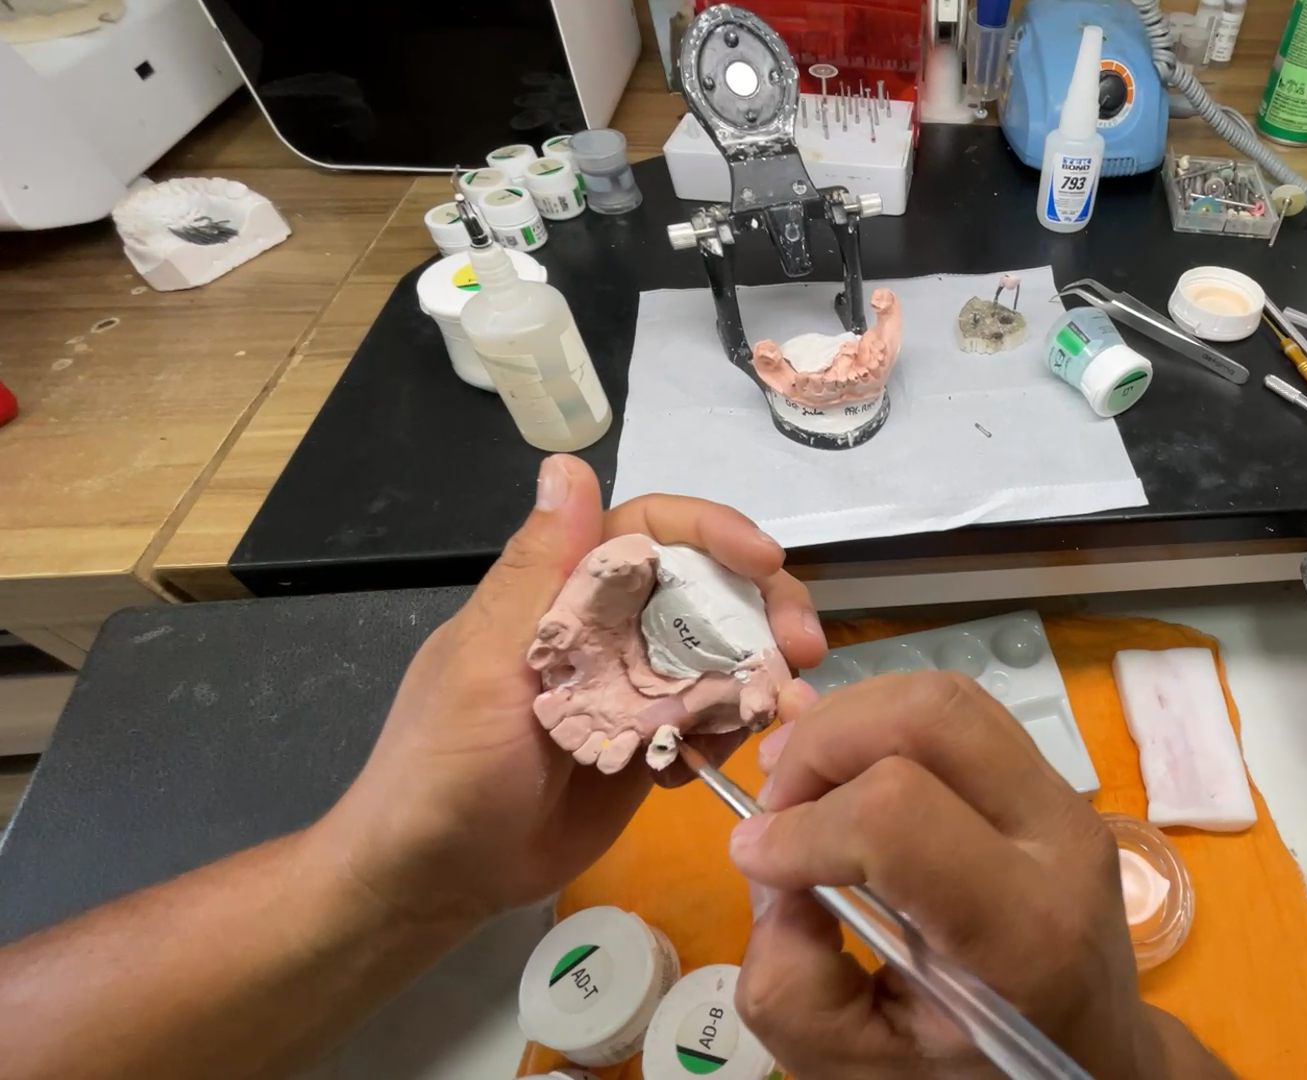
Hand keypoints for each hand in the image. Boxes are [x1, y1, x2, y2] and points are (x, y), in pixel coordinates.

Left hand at [313, 454, 826, 927]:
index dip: (716, 532)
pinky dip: (741, 726)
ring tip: (792, 706)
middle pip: (712, 587)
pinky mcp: (661, 734)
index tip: (767, 562)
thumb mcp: (482, 666)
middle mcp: (617, 625)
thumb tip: (568, 463)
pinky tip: (742, 751)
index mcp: (571, 592)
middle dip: (769, 607)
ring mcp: (645, 682)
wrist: (439, 883)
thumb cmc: (443, 770)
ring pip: (729, 650)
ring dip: (768, 670)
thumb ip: (536, 573)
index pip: (654, 529)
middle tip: (807, 648)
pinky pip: (719, 714)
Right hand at [728, 673, 1162, 1079]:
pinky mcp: (1049, 773)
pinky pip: (960, 707)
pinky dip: (885, 714)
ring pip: (946, 696)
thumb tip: (774, 863)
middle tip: (777, 795)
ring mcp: (1063, 794)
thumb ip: (793, 988)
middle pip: (932, 718)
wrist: (1092, 1051)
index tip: (756, 853)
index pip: (900, 816)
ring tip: (802, 771)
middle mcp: (1059, 838)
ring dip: (852, 717)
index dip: (807, 825)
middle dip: (827, 740)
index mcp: (1025, 932)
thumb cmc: (979, 1071)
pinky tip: (849, 759)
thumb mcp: (866, 1069)